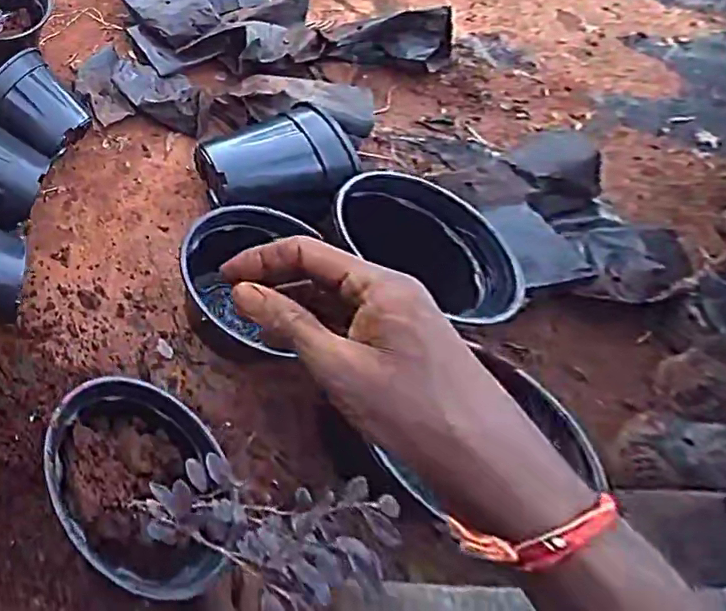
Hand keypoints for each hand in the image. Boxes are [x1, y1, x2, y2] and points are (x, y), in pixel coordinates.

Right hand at [221, 237, 597, 539]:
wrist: (501, 474)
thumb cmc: (414, 412)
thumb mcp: (338, 366)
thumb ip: (285, 321)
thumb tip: (240, 290)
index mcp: (381, 284)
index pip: (305, 250)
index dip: (259, 258)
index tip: (224, 277)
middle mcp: (392, 291)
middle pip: (319, 269)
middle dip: (273, 279)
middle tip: (234, 298)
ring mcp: (402, 318)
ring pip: (333, 296)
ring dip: (293, 303)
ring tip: (256, 321)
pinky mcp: (406, 344)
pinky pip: (350, 320)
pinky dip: (317, 324)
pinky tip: (297, 341)